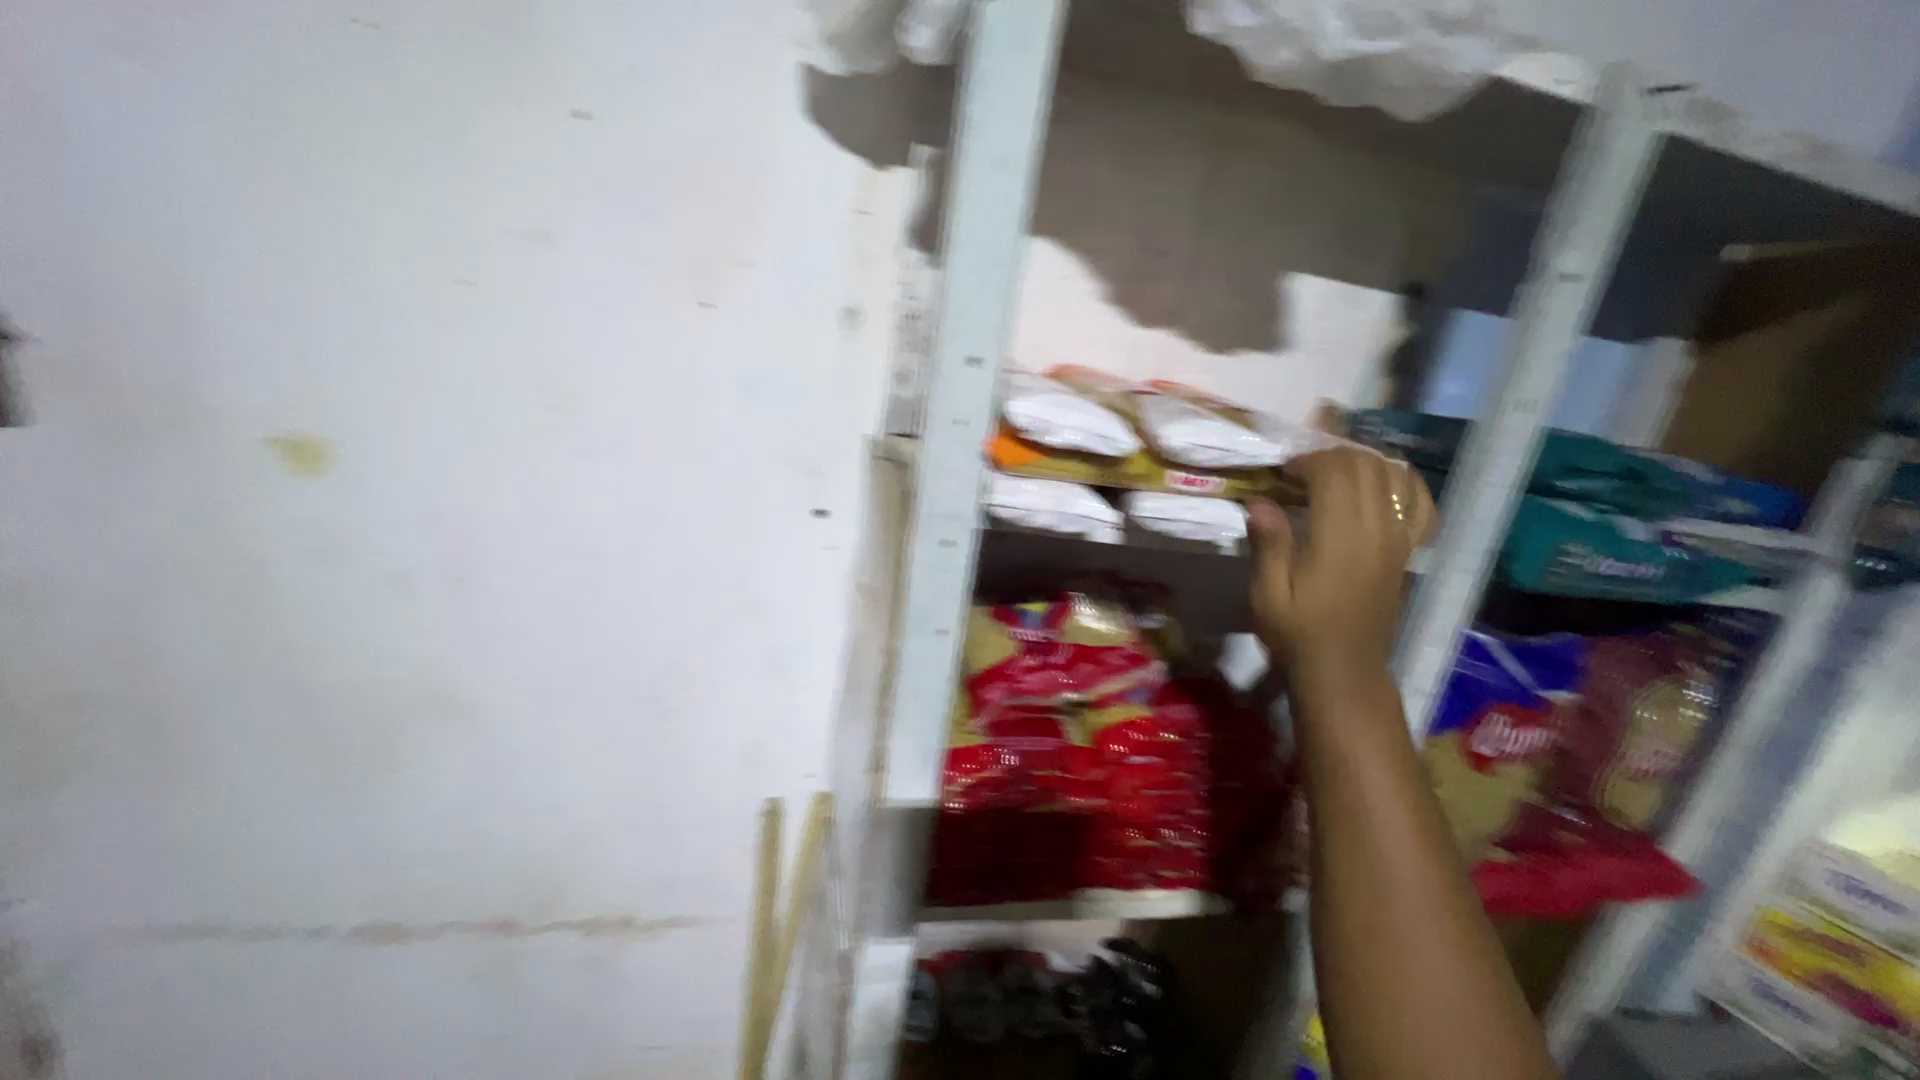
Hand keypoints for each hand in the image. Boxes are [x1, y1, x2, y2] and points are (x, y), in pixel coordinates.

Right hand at [1247, 447, 1433, 688]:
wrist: (1343, 671)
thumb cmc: (1297, 633)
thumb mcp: (1267, 595)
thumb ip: (1268, 544)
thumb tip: (1259, 501)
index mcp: (1340, 539)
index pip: (1335, 471)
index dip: (1306, 460)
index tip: (1281, 473)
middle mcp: (1377, 531)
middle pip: (1365, 466)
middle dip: (1331, 456)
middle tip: (1301, 472)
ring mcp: (1399, 540)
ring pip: (1394, 476)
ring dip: (1364, 463)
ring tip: (1335, 474)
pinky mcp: (1407, 552)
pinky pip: (1420, 503)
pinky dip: (1404, 483)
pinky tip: (1383, 484)